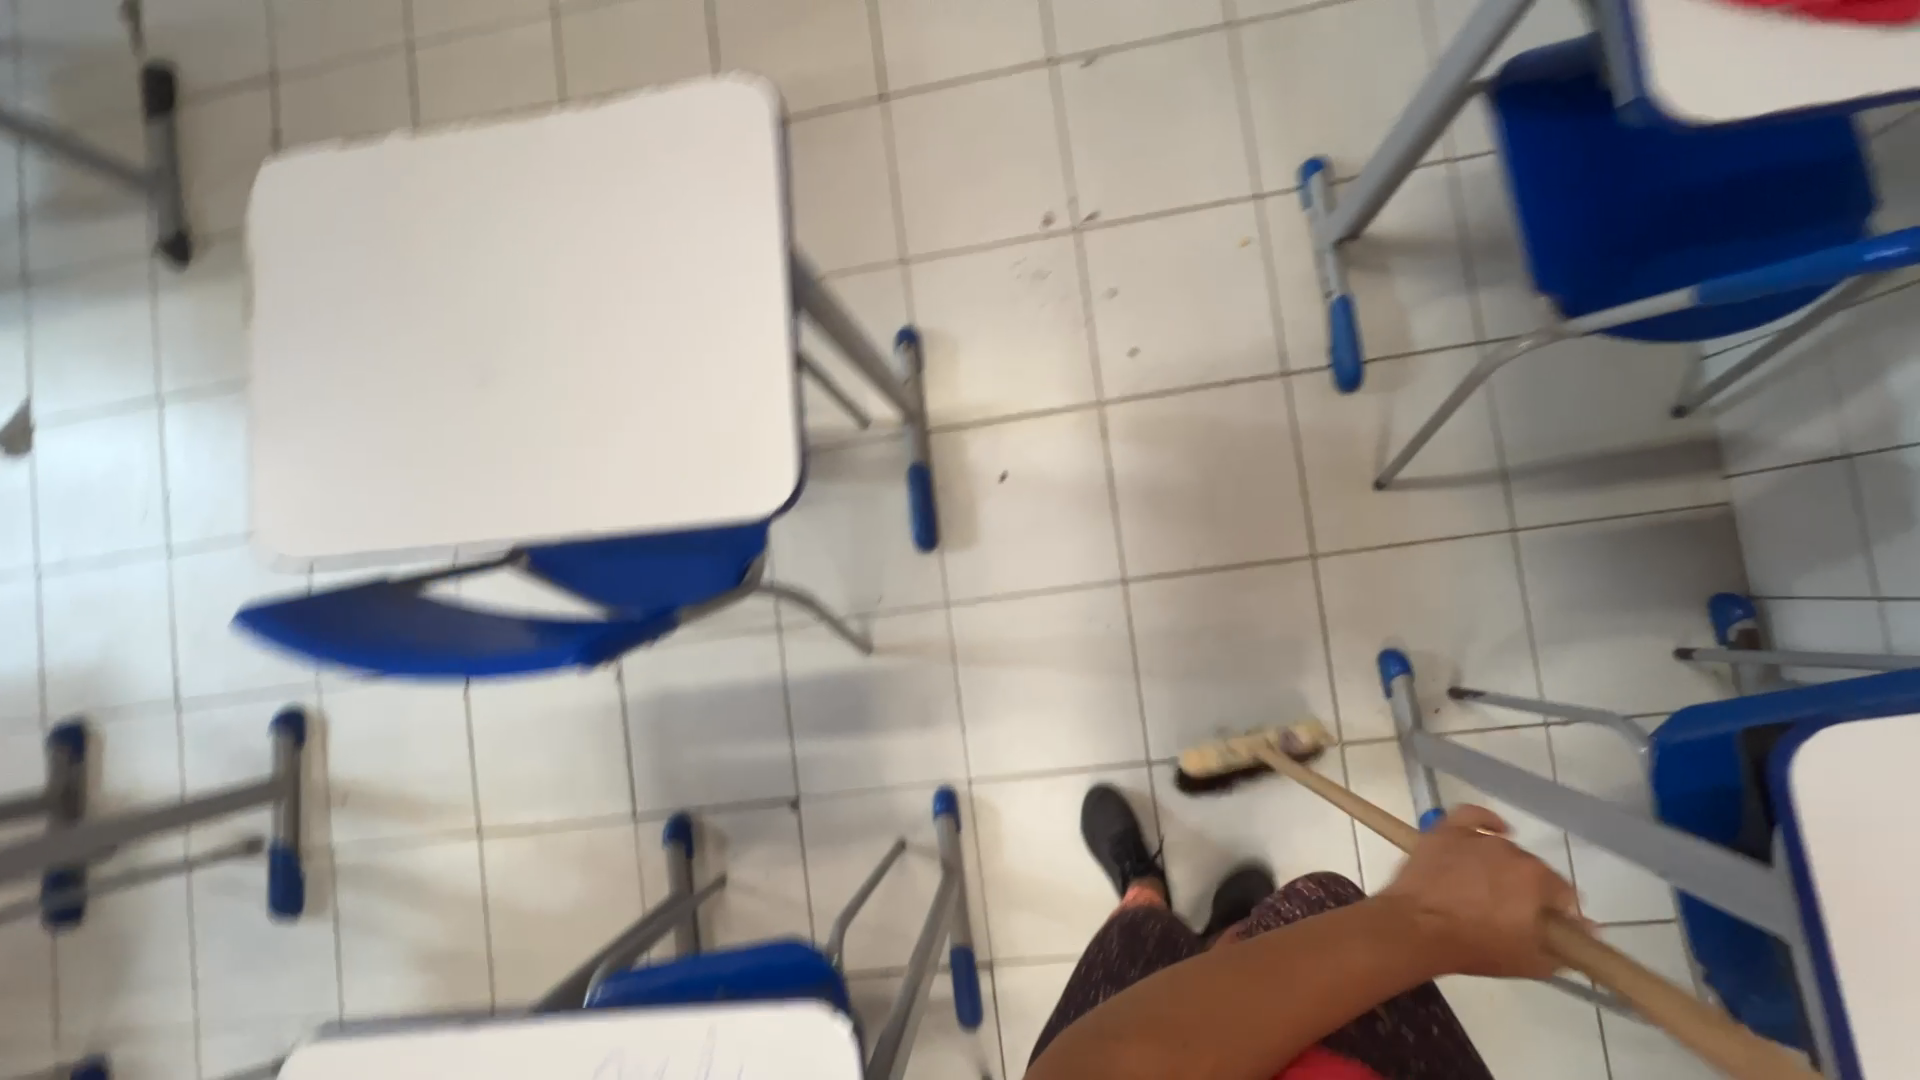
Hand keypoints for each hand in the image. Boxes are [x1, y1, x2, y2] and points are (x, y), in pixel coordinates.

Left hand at [1378, 804, 1580, 979]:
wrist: (1417, 927)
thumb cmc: (1476, 946)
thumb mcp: (1532, 960)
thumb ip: (1566, 947)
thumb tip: (1587, 930)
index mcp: (1538, 880)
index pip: (1563, 894)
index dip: (1556, 911)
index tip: (1545, 925)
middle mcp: (1511, 851)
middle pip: (1531, 870)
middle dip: (1527, 890)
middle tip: (1511, 910)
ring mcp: (1476, 838)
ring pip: (1503, 848)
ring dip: (1503, 865)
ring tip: (1490, 885)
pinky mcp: (1445, 831)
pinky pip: (1472, 815)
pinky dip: (1486, 820)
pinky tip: (1495, 829)